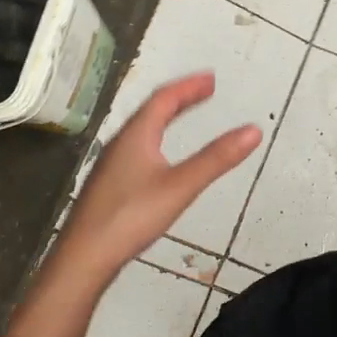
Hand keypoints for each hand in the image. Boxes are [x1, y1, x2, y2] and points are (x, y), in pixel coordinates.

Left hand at [51, 72, 260, 284]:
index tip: (212, 79)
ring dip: (166, 116)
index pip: (164, 99)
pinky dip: (156, 137)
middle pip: (151, 111)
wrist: (83, 257)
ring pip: (141, 129)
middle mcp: (120, 144)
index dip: (189, 86)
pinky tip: (159, 157)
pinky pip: (136, 148)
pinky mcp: (109, 185)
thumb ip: (216, 159)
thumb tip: (253, 130)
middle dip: (180, 97)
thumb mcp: (181, 187)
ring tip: (185, 114)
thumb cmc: (131, 217)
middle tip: (204, 90)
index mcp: (136, 136)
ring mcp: (111, 165)